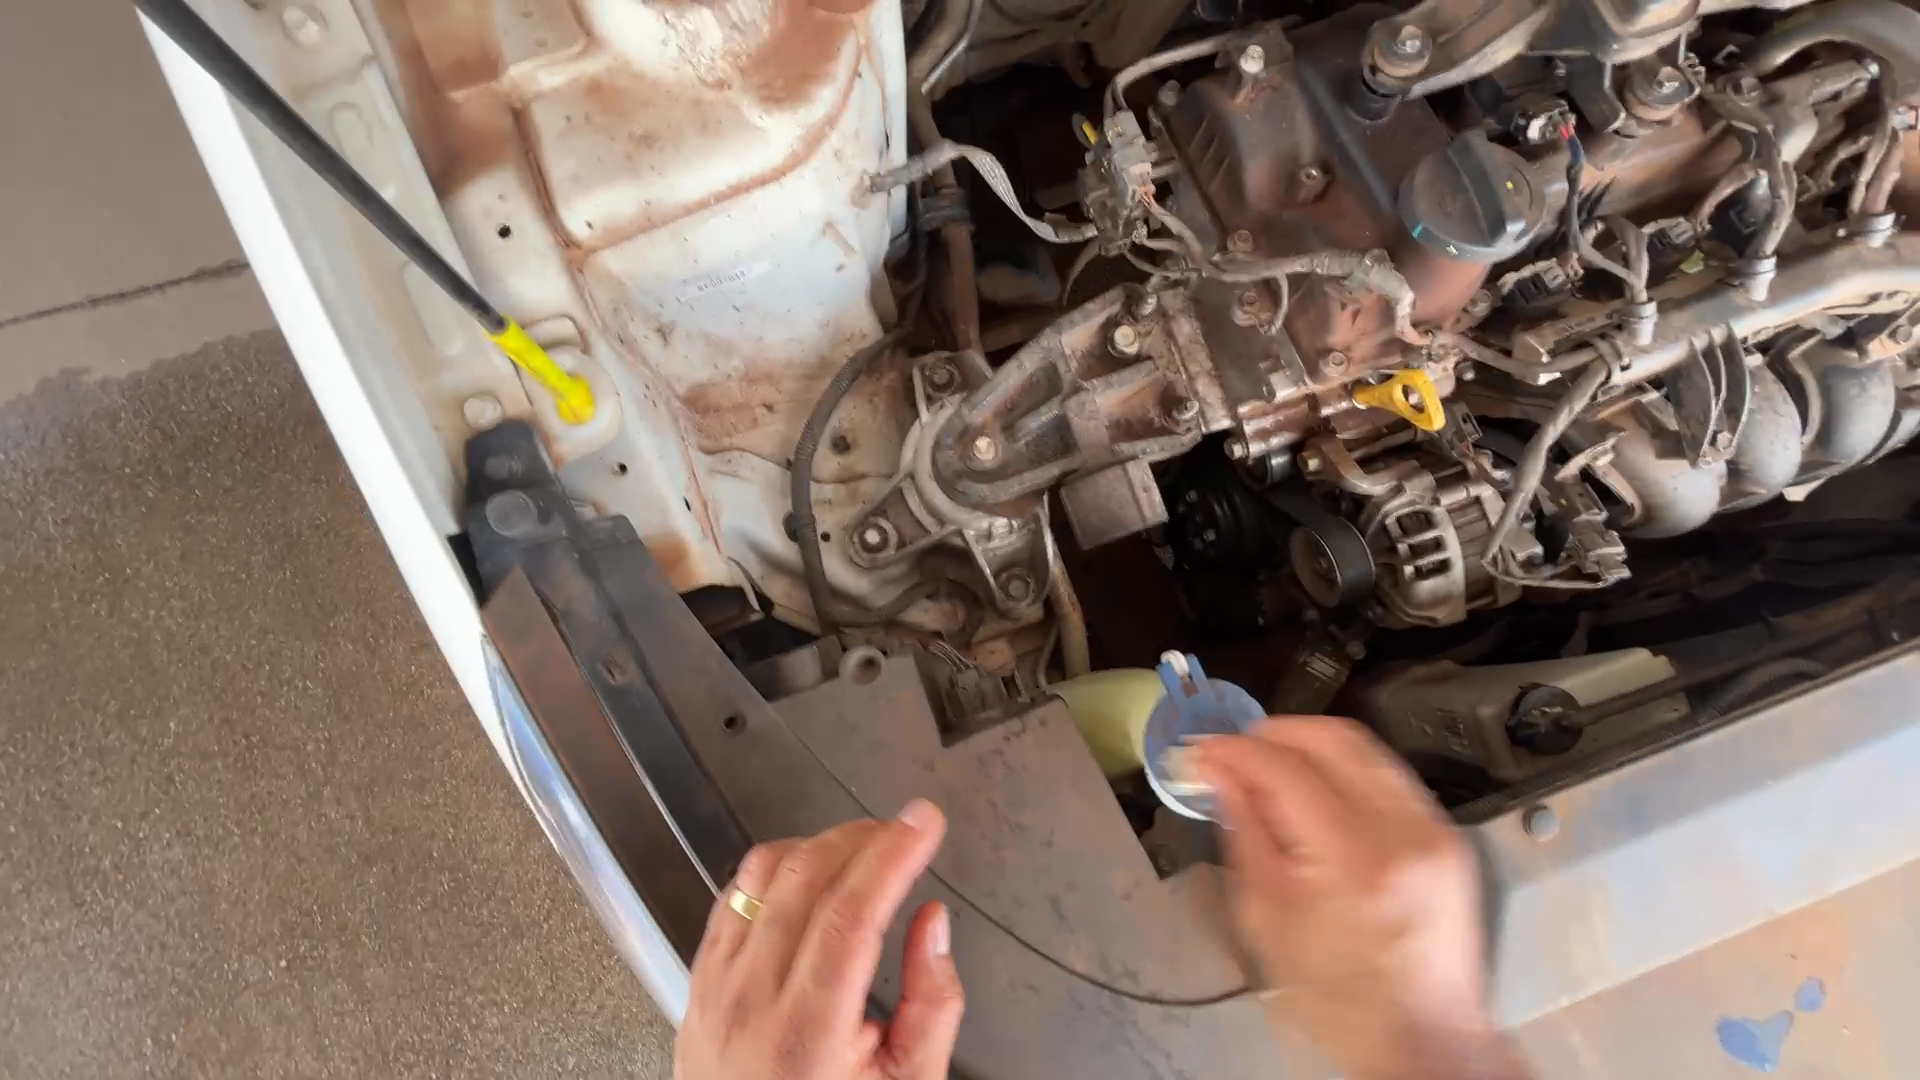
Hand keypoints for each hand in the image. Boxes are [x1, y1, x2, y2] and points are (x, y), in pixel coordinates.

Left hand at [674, 799, 964, 1079]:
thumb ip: (933, 1005)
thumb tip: (933, 919)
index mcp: (807, 1033)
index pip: (850, 914)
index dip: (891, 855)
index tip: (926, 819)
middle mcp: (751, 998)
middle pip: (806, 877)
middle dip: (864, 836)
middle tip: (904, 832)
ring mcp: (715, 984)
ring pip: (764, 872)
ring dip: (821, 843)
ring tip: (863, 851)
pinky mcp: (699, 977)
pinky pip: (734, 891)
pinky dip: (779, 865)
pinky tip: (810, 873)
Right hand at [1194, 718, 1528, 1079]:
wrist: (1424, 1047)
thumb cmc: (1333, 998)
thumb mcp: (1266, 916)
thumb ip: (1243, 829)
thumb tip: (1216, 771)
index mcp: (1354, 858)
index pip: (1284, 768)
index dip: (1233, 750)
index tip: (1200, 751)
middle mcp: (1403, 830)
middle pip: (1329, 737)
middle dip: (1270, 734)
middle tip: (1232, 754)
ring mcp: (1433, 828)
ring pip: (1360, 745)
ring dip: (1304, 745)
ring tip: (1266, 769)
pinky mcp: (1445, 834)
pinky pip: (1382, 771)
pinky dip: (1339, 766)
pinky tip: (1310, 791)